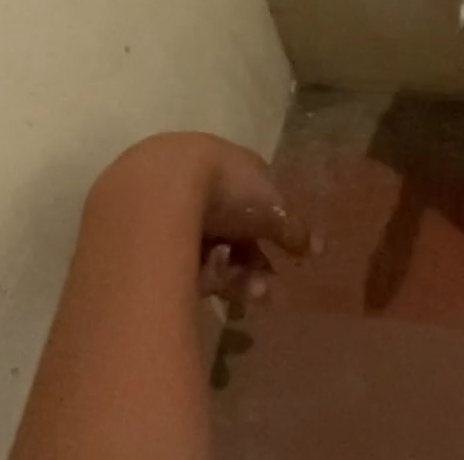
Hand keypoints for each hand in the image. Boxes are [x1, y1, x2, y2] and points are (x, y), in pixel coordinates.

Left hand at [93, 133, 311, 312]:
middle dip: (253, 265)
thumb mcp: (270, 210)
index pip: (257, 201)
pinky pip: (181, 261)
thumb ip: (294, 229)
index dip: (272, 231)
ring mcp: (169, 209)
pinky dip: (201, 273)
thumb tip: (318, 247)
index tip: (284, 260)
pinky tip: (209, 280)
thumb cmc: (223, 189)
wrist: (153, 193)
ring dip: (234, 275)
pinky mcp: (144, 238)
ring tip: (245, 296)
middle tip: (266, 293)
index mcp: (231, 166)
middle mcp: (200, 184)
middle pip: (232, 231)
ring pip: (208, 250)